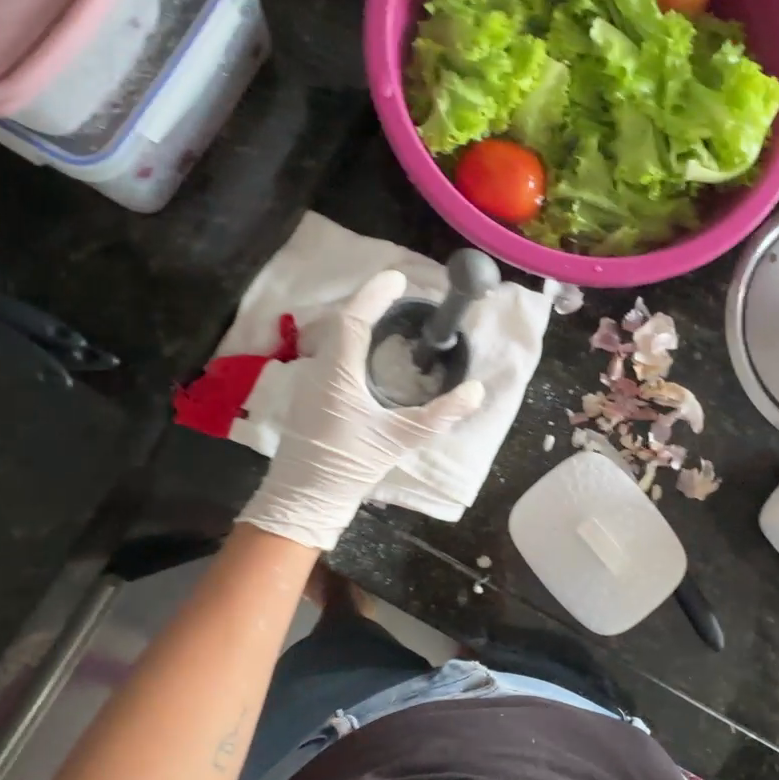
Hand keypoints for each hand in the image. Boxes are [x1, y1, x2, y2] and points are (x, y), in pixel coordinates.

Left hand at [239, 271, 484, 550]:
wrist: (302, 500)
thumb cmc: (347, 465)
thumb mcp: (398, 439)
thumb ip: (439, 415)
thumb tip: (477, 392)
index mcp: (337, 372)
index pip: (354, 318)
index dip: (375, 294)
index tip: (398, 279)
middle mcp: (319, 370)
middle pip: (343, 325)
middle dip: (370, 306)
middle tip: (400, 300)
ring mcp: (310, 386)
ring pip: (335, 343)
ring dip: (361, 328)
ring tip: (390, 325)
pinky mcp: (310, 401)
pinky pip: (333, 360)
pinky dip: (354, 349)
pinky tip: (371, 362)